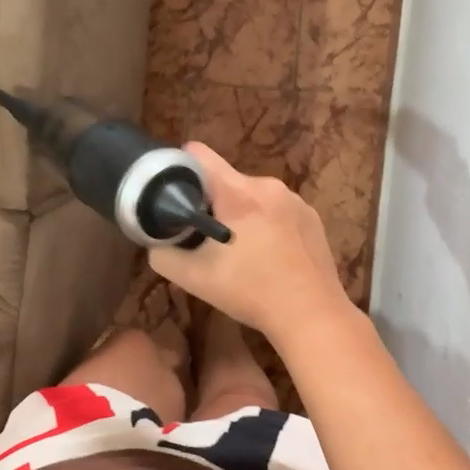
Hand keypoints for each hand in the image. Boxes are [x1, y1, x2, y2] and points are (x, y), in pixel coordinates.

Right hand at [149, 142, 355, 339]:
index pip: (198, 155)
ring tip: (242, 253)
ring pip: (253, 197)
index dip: (179, 168)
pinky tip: (270, 257)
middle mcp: (268, 186)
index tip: (174, 193)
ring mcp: (295, 200)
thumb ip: (163, 255)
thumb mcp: (194, 279)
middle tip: (208, 240)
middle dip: (213, 204)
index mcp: (238, 193)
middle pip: (227, 181)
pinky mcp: (312, 217)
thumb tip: (158, 242)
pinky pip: (278, 210)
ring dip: (242, 216)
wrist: (311, 314)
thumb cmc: (250, 292)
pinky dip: (268, 225)